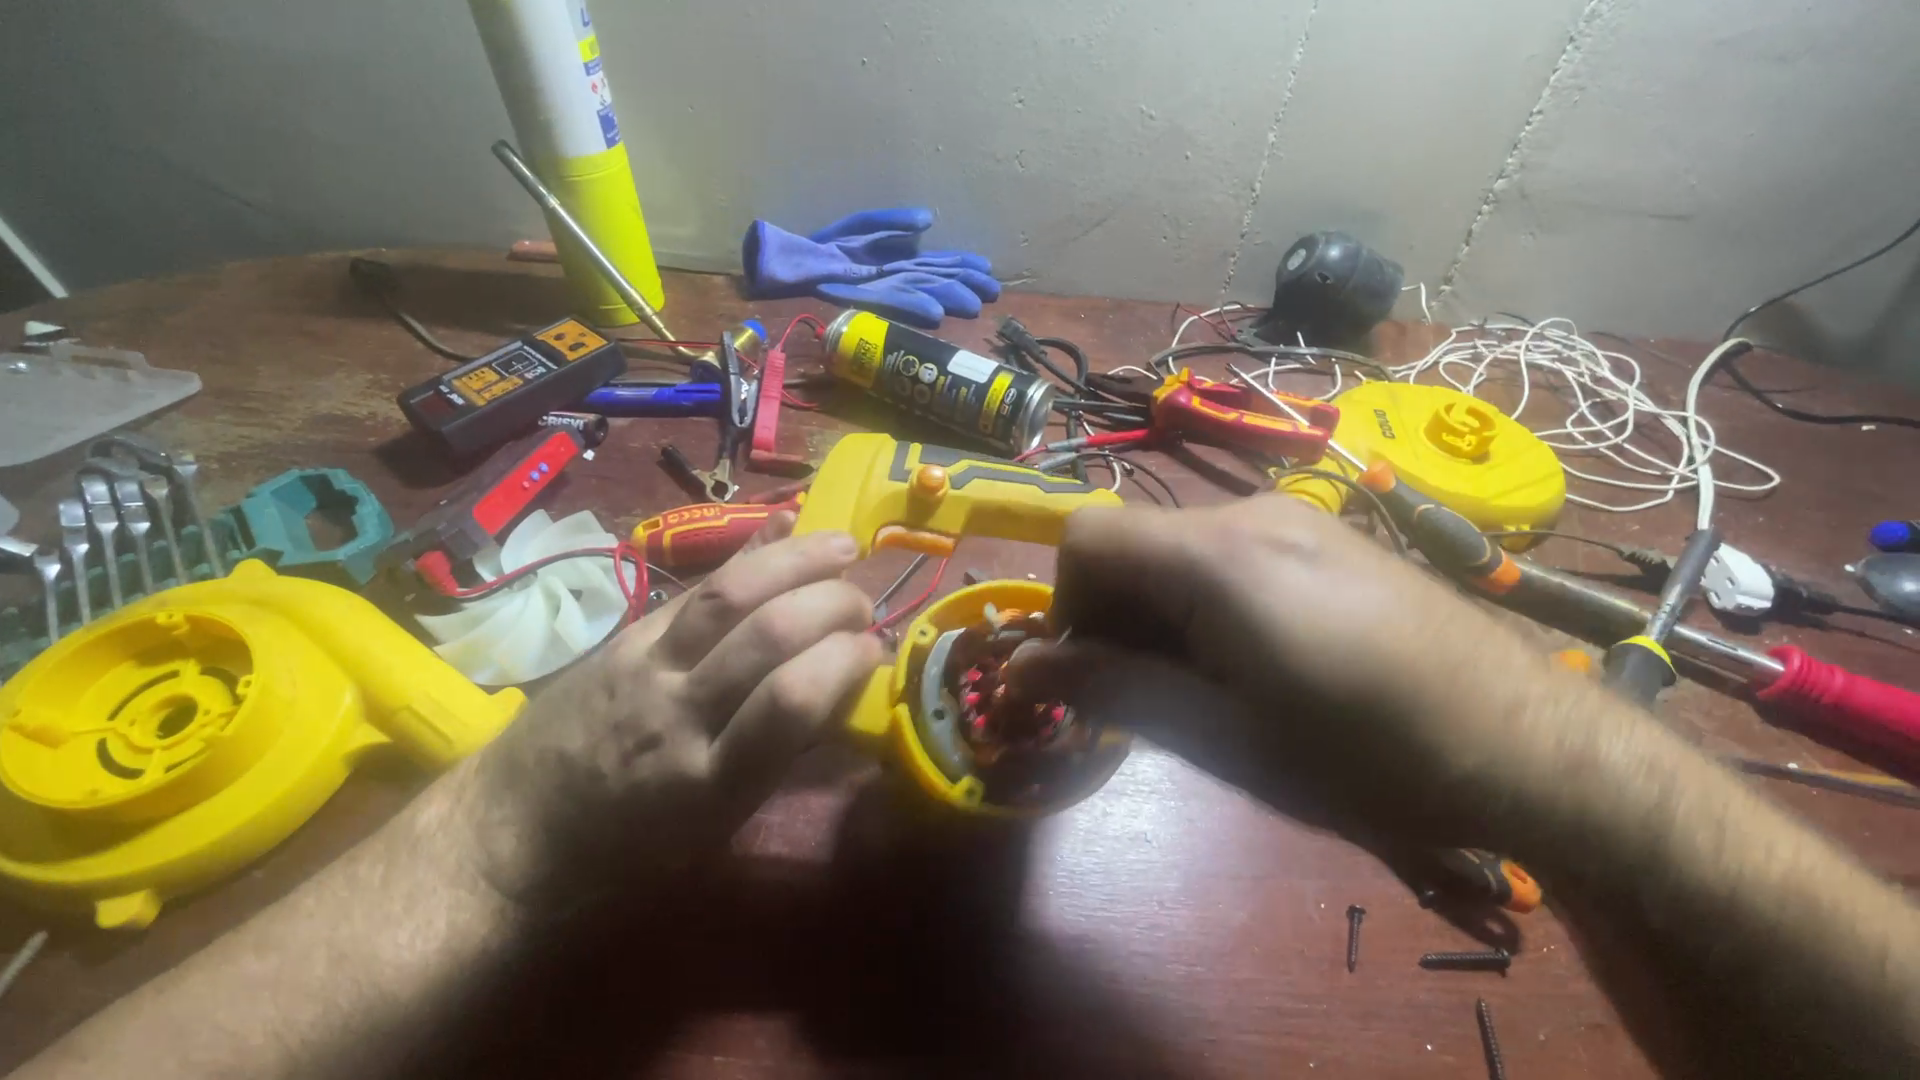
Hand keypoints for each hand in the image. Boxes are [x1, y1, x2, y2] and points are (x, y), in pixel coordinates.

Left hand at [454, 514, 881, 906]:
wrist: (508, 837)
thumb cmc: (628, 855)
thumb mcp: (715, 829)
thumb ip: (778, 758)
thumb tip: (839, 696)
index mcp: (711, 781)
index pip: (790, 700)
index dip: (845, 661)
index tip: (875, 651)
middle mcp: (678, 715)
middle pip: (768, 633)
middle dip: (833, 603)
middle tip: (864, 605)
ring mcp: (644, 668)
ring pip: (729, 595)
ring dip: (795, 560)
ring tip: (843, 545)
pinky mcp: (623, 639)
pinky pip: (694, 588)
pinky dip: (746, 555)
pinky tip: (783, 529)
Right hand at [1007, 495, 1578, 837]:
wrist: (1535, 747)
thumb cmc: (1370, 757)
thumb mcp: (1225, 738)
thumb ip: (1113, 690)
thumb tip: (1017, 669)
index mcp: (1218, 557)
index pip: (1086, 537)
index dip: (1066, 608)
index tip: (1094, 679)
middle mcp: (1248, 513)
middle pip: (1130, 542)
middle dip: (1114, 618)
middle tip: (1151, 701)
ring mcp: (1293, 517)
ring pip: (1175, 549)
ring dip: (1159, 615)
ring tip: (1211, 689)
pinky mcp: (1324, 535)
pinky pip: (1226, 553)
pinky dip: (1202, 602)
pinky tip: (1257, 661)